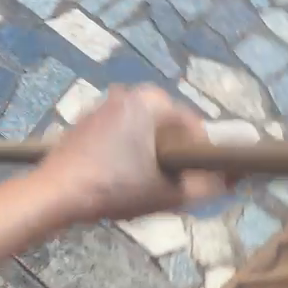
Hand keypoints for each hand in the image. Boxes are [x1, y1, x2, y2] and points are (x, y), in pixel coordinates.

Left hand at [38, 85, 228, 222]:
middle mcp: (127, 94)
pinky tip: (116, 179)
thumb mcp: (168, 193)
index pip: (194, 128)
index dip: (200, 158)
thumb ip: (207, 186)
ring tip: (139, 186)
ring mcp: (101, 106)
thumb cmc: (114, 189)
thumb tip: (232, 181)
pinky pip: (116, 136)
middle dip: (171, 156)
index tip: (194, 182)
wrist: (55, 194)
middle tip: (166, 186)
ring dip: (146, 155)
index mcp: (151, 101)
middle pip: (166, 128)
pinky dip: (122, 154)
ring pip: (140, 133)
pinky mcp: (82, 122)